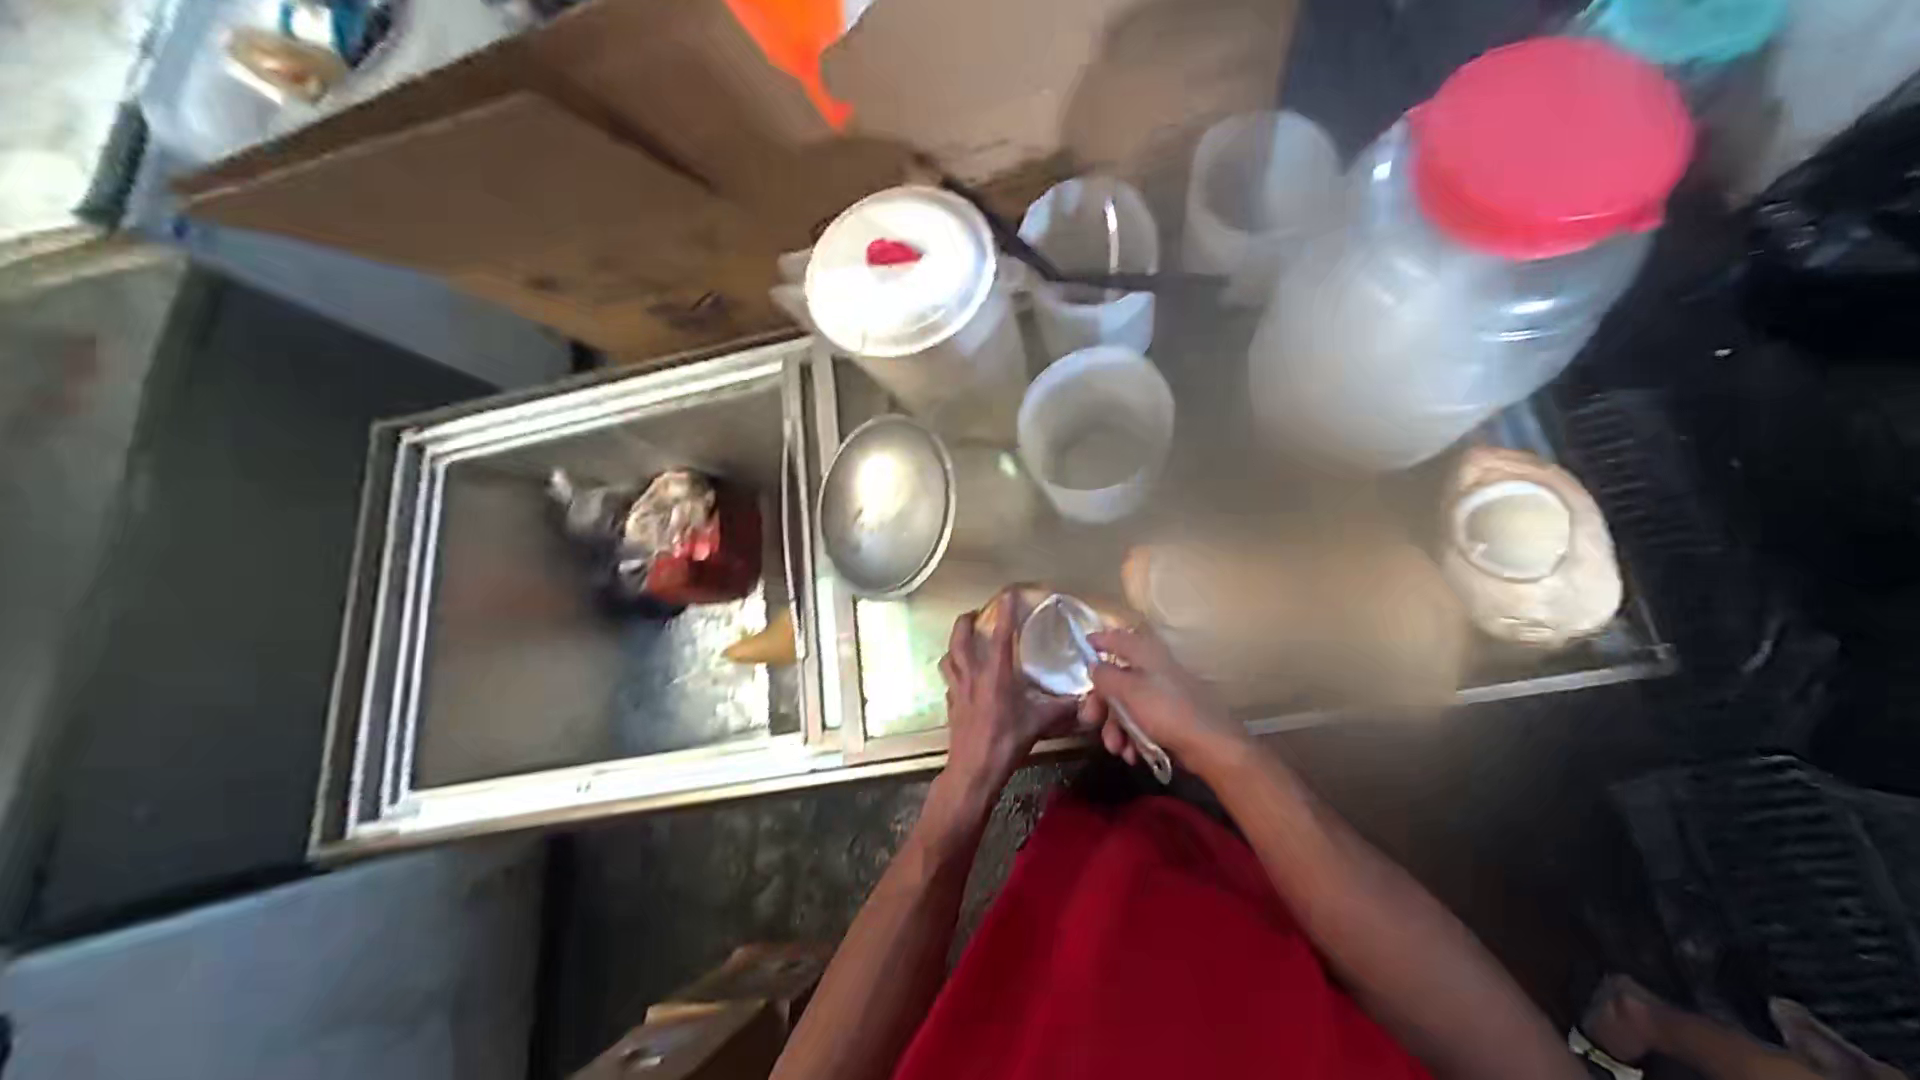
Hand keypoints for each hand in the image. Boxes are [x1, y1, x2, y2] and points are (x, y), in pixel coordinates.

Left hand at [939, 594, 1095, 792]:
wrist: (973, 770)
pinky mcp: (950, 704)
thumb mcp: (1038, 724)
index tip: (1007, 594)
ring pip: (949, 657)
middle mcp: (972, 675)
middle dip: (966, 621)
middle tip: (975, 614)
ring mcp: (957, 689)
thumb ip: (1061, 709)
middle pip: (960, 638)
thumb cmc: (1006, 743)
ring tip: (964, 642)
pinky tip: (961, 678)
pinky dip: (954, 673)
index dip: (1005, 612)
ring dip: (954, 645)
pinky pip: (948, 680)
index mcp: (995, 675)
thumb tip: (1084, 702)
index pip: (1001, 635)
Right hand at [1086, 627, 1250, 773]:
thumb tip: (1093, 665)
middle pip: (1115, 679)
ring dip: (1115, 728)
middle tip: (1090, 721)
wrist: (1211, 745)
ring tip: (1117, 749)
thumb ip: (1105, 675)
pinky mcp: (1169, 716)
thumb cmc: (1165, 710)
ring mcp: (1162, 693)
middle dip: (1101, 705)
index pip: (1117, 637)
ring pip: (1126, 705)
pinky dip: (1132, 737)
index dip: (1098, 641)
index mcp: (1145, 653)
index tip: (1082, 649)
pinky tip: (1132, 754)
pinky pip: (1141, 722)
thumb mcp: (1128, 691)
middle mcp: (1153, 669)